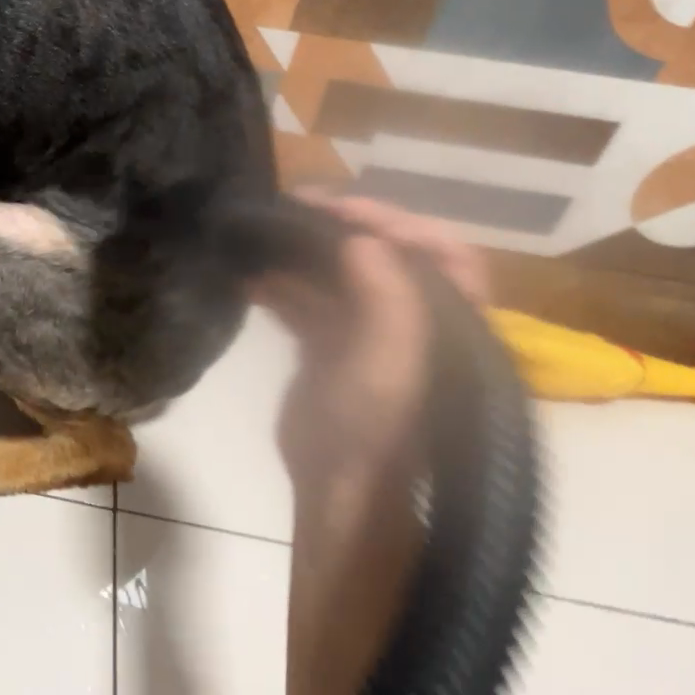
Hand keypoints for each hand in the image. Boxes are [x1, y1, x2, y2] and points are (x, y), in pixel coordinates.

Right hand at [252, 191, 486, 694]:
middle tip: (296, 207)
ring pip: (345, 272)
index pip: (444, 253)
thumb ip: (387, 304)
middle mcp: (414, 320)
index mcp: (447, 323)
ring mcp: (369, 332)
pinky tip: (247, 273)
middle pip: (389, 254)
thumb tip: (363, 239)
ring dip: (308, 248)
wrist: (335, 489)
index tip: (342, 210)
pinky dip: (282, 281)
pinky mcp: (330, 346)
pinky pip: (309, 299)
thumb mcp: (387, 371)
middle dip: (345, 224)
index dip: (399, 222)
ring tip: (266, 228)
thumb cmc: (373, 434)